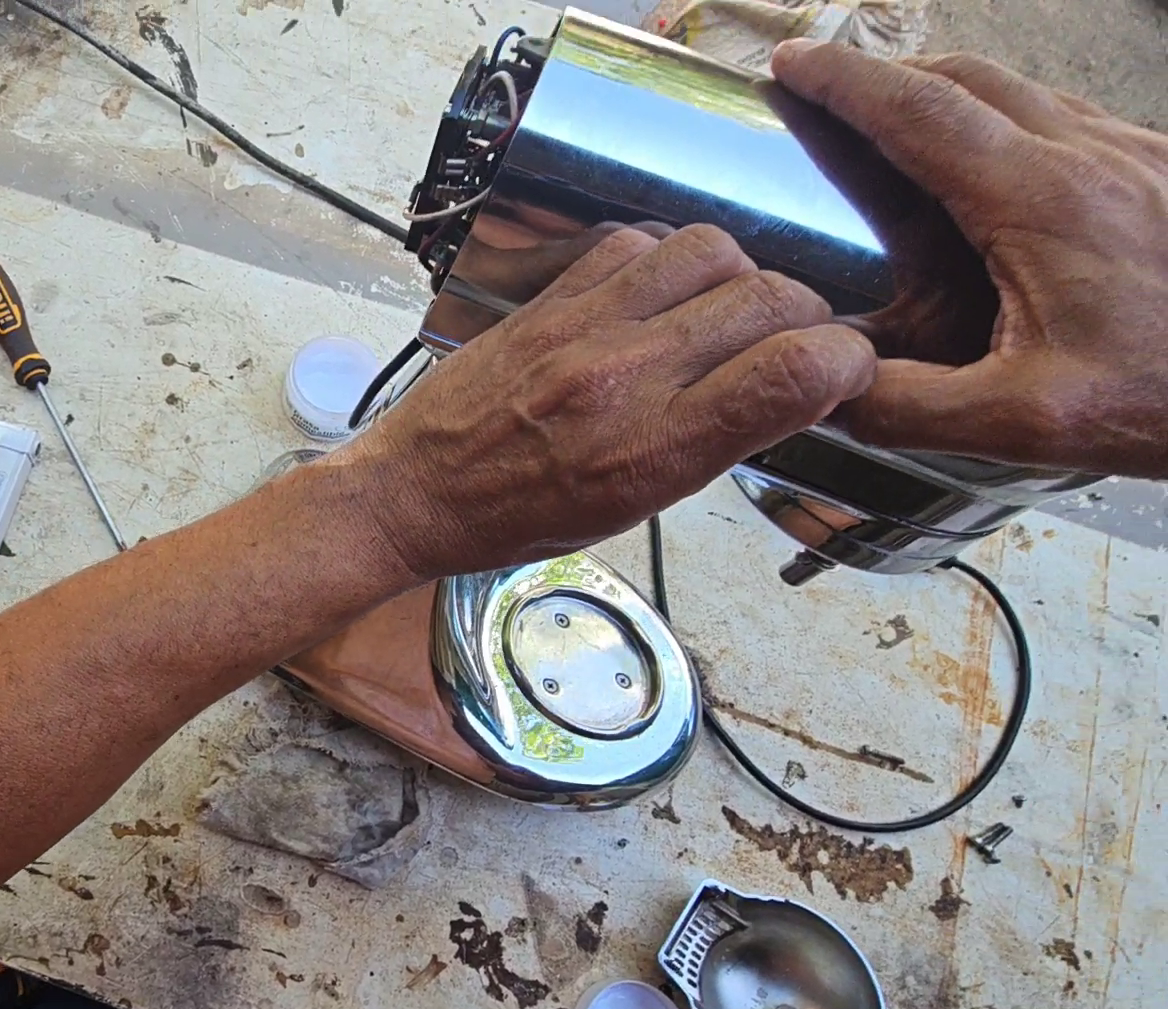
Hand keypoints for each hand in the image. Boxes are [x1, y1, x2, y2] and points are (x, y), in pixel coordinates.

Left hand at [331, 224, 876, 579]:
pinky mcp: (538, 307)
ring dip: (731, 277)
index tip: (830, 375)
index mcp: (648, 453)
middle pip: (770, 297)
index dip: (844, 365)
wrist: (409, 494)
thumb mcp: (621, 512)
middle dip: (798, 318)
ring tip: (707, 315)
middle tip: (772, 344)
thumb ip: (703, 446)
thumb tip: (779, 390)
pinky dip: (657, 261)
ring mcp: (575, 332)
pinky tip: (646, 297)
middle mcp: (620, 380)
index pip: (800, 370)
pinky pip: (628, 244)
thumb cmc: (506, 519)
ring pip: (707, 251)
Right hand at [772, 42, 1167, 478]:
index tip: (793, 65)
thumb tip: (818, 382)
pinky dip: (981, 119)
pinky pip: (1051, 122)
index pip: (923, 115)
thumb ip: (896, 405)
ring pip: (1014, 92)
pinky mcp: (1157, 177)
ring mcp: (1136, 160)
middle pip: (969, 79)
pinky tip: (956, 158)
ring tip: (870, 115)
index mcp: (1047, 204)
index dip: (844, 85)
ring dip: (930, 91)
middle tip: (817, 81)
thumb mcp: (1014, 422)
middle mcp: (1096, 161)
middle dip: (879, 72)